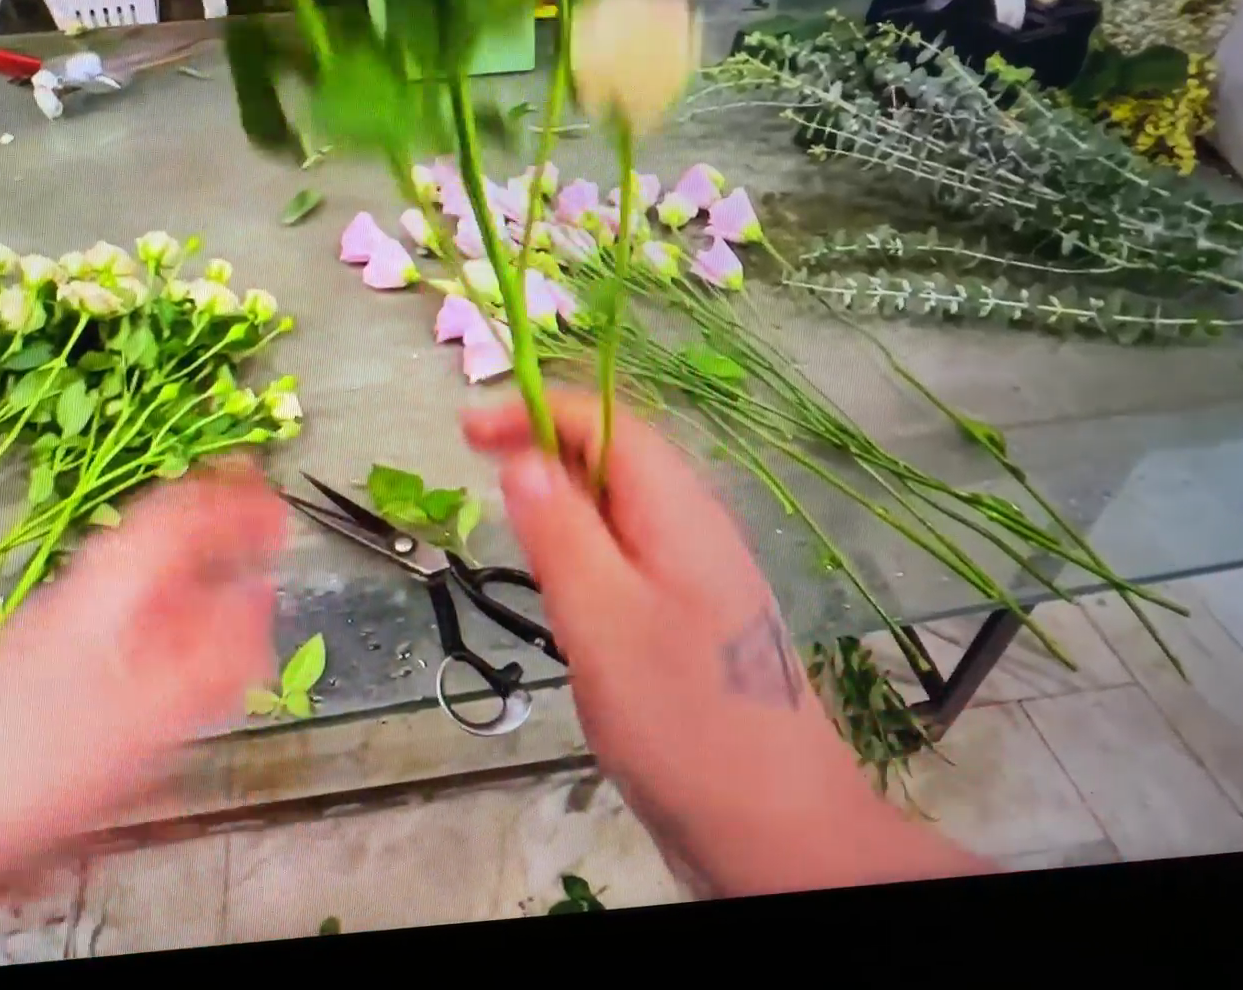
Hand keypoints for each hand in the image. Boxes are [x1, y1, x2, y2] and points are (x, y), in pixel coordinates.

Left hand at [0, 462, 286, 909]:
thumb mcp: (144, 718)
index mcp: (114, 589)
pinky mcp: (50, 662)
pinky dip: (165, 612)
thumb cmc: (35, 763)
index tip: (277, 511)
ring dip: (192, 567)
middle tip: (263, 531)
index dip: (234, 504)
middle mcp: (90, 593)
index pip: (181, 516)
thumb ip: (214, 656)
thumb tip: (261, 595)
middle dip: (215, 527)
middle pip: (160, 537)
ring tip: (232, 584)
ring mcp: (65, 626)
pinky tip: (174, 644)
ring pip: (141, 576)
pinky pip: (123, 616)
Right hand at [464, 390, 978, 893]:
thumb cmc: (681, 719)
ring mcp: (691, 575)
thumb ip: (559, 531)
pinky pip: (623, 555)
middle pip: (612, 459)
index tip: (467, 429)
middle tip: (479, 472)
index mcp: (677, 514)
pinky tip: (559, 586)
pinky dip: (578, 547)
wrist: (774, 830)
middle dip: (542, 449)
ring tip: (511, 528)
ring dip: (558, 500)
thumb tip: (520, 459)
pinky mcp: (683, 616)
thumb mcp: (601, 617)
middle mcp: (690, 531)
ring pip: (616, 510)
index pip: (606, 424)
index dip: (535, 411)